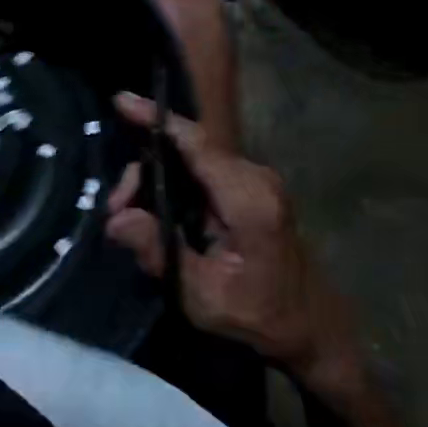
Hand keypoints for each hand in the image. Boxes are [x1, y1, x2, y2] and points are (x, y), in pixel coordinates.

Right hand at [104, 92, 360, 387]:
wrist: (311, 326)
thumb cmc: (260, 315)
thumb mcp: (204, 295)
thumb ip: (160, 252)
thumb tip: (116, 220)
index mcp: (249, 199)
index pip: (198, 143)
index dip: (158, 119)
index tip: (122, 101)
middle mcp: (255, 177)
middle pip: (188, 150)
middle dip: (145, 170)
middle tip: (116, 210)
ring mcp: (256, 180)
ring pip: (192, 159)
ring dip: (156, 178)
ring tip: (129, 217)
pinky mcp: (251, 188)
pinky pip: (204, 170)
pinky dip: (173, 183)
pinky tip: (153, 211)